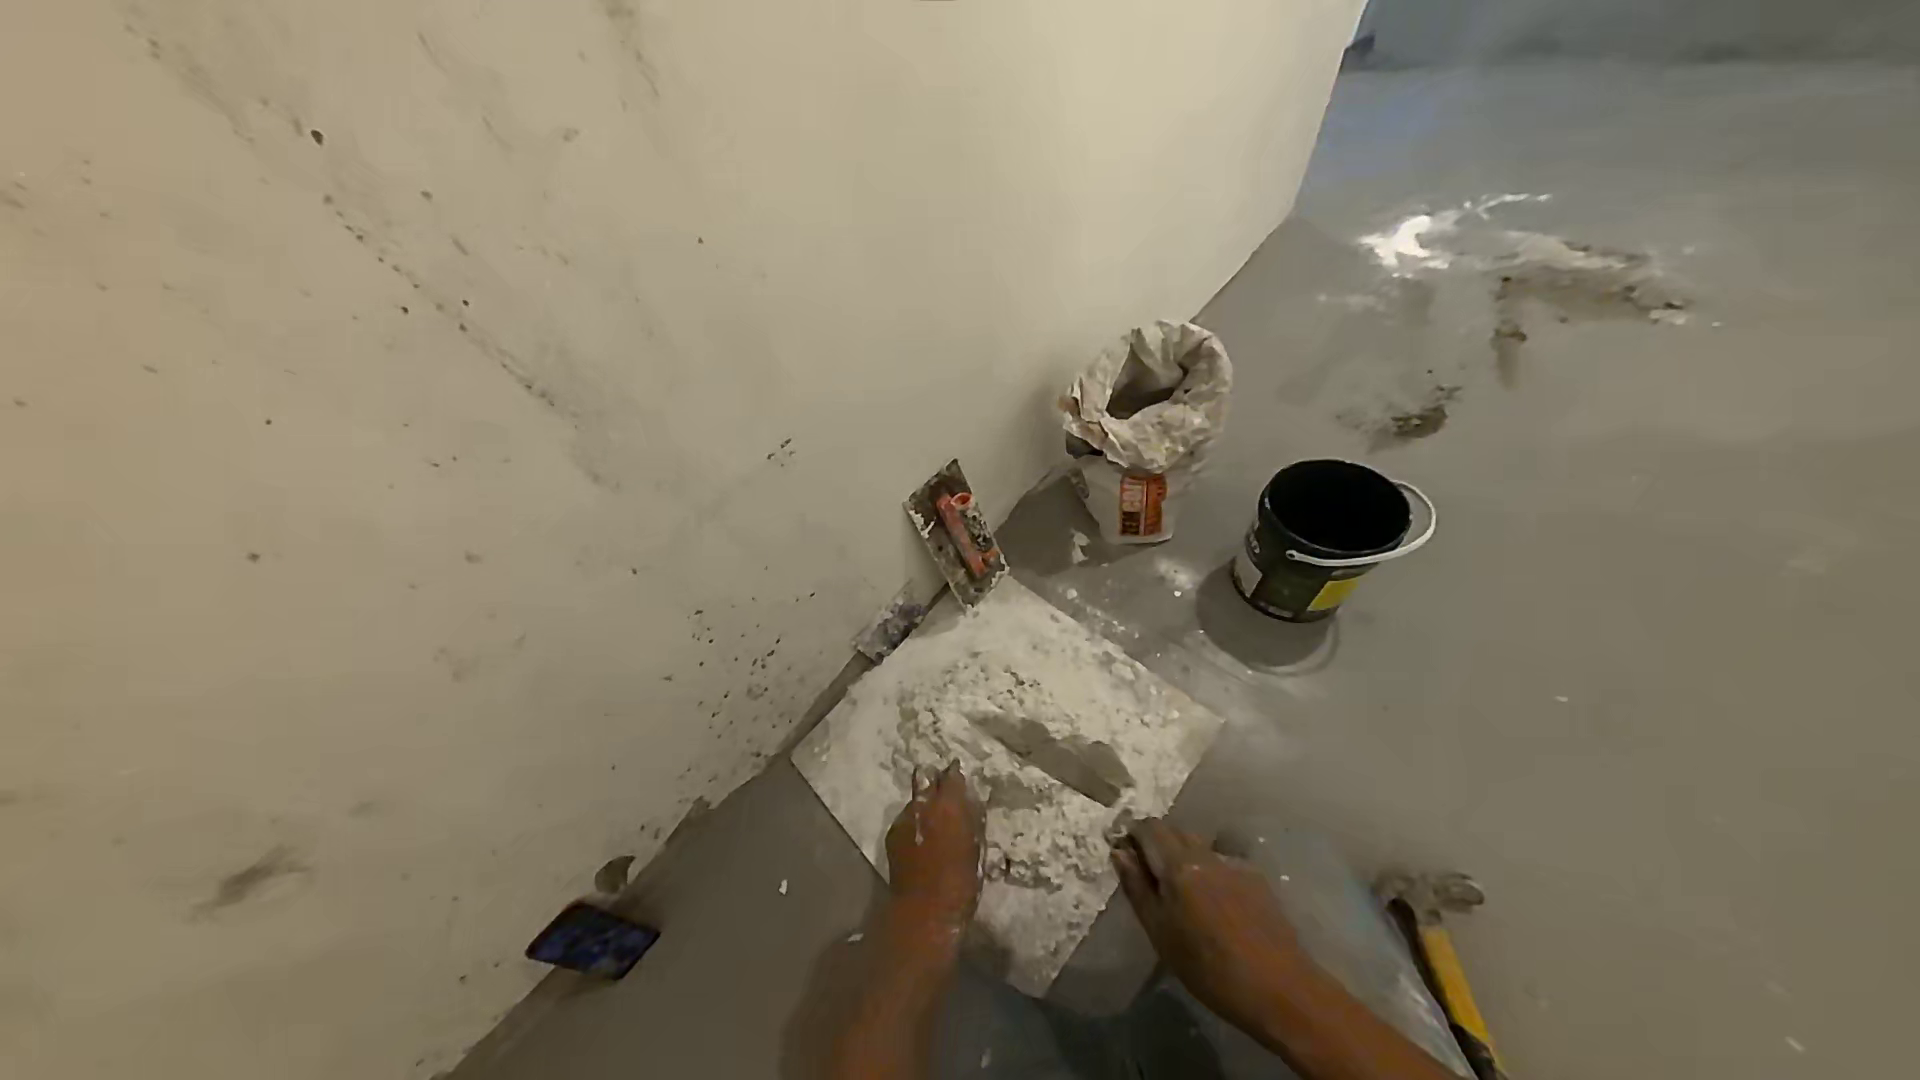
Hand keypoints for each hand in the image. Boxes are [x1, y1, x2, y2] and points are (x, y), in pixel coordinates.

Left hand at [885, 762, 982, 931]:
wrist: (924, 909)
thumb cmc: (961, 880)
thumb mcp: (976, 846)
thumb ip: (972, 817)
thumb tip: (969, 801)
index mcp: (949, 804)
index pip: (952, 776)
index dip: (956, 775)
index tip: (960, 777)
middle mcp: (924, 804)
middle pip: (929, 781)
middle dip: (937, 783)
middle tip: (945, 794)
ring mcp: (905, 817)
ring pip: (916, 800)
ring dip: (924, 804)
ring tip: (932, 817)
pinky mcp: (892, 833)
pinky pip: (907, 818)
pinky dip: (914, 821)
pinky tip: (919, 836)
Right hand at [1113, 819, 1311, 1034]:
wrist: (1280, 989)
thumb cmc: (1209, 968)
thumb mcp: (1160, 933)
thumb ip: (1137, 887)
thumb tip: (1119, 851)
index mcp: (1177, 864)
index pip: (1148, 827)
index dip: (1133, 833)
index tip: (1126, 852)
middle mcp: (1205, 853)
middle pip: (1174, 830)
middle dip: (1157, 842)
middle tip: (1151, 874)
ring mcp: (1233, 863)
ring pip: (1199, 844)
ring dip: (1184, 855)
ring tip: (1183, 890)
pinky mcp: (1256, 877)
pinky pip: (1222, 861)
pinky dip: (1210, 870)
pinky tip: (1216, 902)